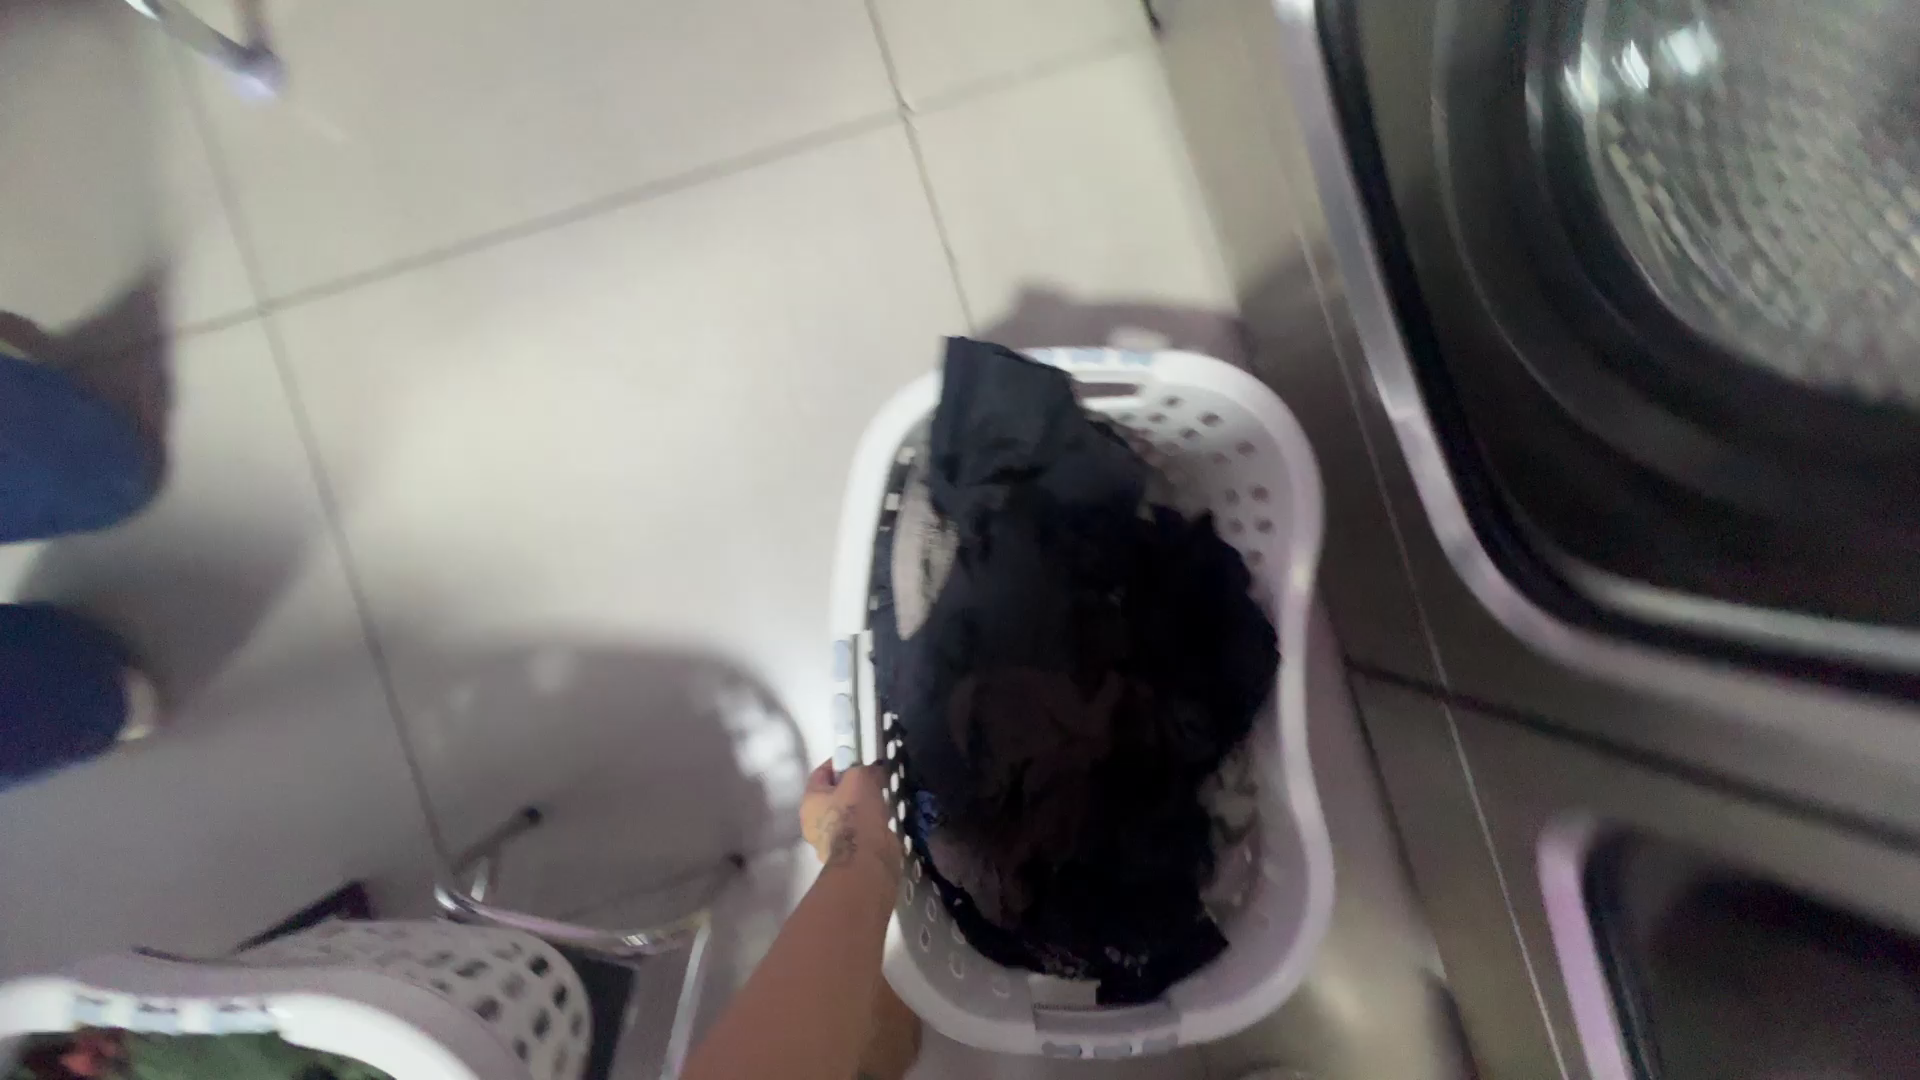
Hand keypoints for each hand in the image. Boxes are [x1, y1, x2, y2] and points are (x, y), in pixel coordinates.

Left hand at [801, 760, 900, 883]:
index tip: (857, 759)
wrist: (866, 858)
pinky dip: (866, 825)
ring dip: (860, 808)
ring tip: (880, 799)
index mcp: (809, 801)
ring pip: (844, 816)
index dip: (838, 762)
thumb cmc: (856, 813)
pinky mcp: (846, 855)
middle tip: (871, 780)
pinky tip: (881, 819)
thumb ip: (865, 769)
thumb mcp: (861, 777)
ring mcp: (827, 842)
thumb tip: (874, 770)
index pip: (820, 773)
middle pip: (831, 796)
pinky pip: (855, 832)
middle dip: (850, 786)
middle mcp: (812, 823)